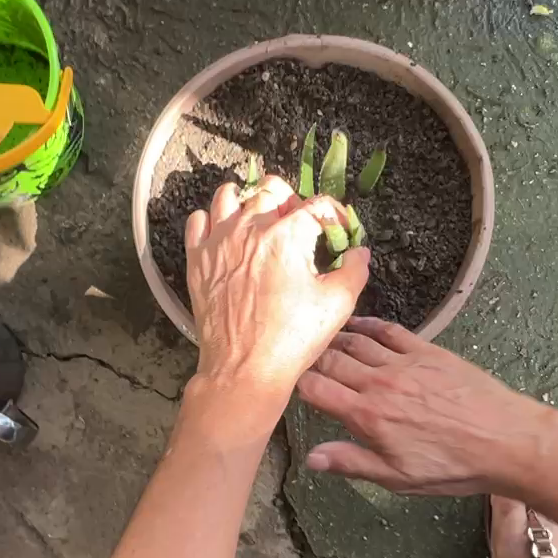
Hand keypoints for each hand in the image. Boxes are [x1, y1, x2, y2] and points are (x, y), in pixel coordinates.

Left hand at [186, 177, 369, 404]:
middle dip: (291, 201)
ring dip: (249, 202)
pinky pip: (198, 221)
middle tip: (298, 225)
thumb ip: (354, 270)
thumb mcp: (337, 304)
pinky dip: (213, 221)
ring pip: (230, 196)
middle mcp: (251, 229)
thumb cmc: (291, 339)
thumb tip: (359, 252)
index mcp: (288, 235)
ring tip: (260, 221)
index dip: (334, 215)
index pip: (317, 205)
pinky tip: (227, 238)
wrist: (245, 369)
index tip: (337, 232)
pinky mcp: (198, 259)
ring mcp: (219, 242)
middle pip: (272, 188)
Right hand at [295, 318, 556, 494]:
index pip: (316, 389)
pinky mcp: (427, 351)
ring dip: (333, 339)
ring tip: (318, 338)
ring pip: (356, 341)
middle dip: (308, 357)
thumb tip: (311, 458)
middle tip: (293, 354)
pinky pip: (389, 331)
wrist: (505, 439)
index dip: (294, 383)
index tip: (282, 381)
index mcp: (368, 416)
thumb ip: (352, 463)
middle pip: (331, 360)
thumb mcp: (399, 478)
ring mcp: (404, 362)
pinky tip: (356, 324)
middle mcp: (379, 383)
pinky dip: (368, 325)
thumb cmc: (453, 467)